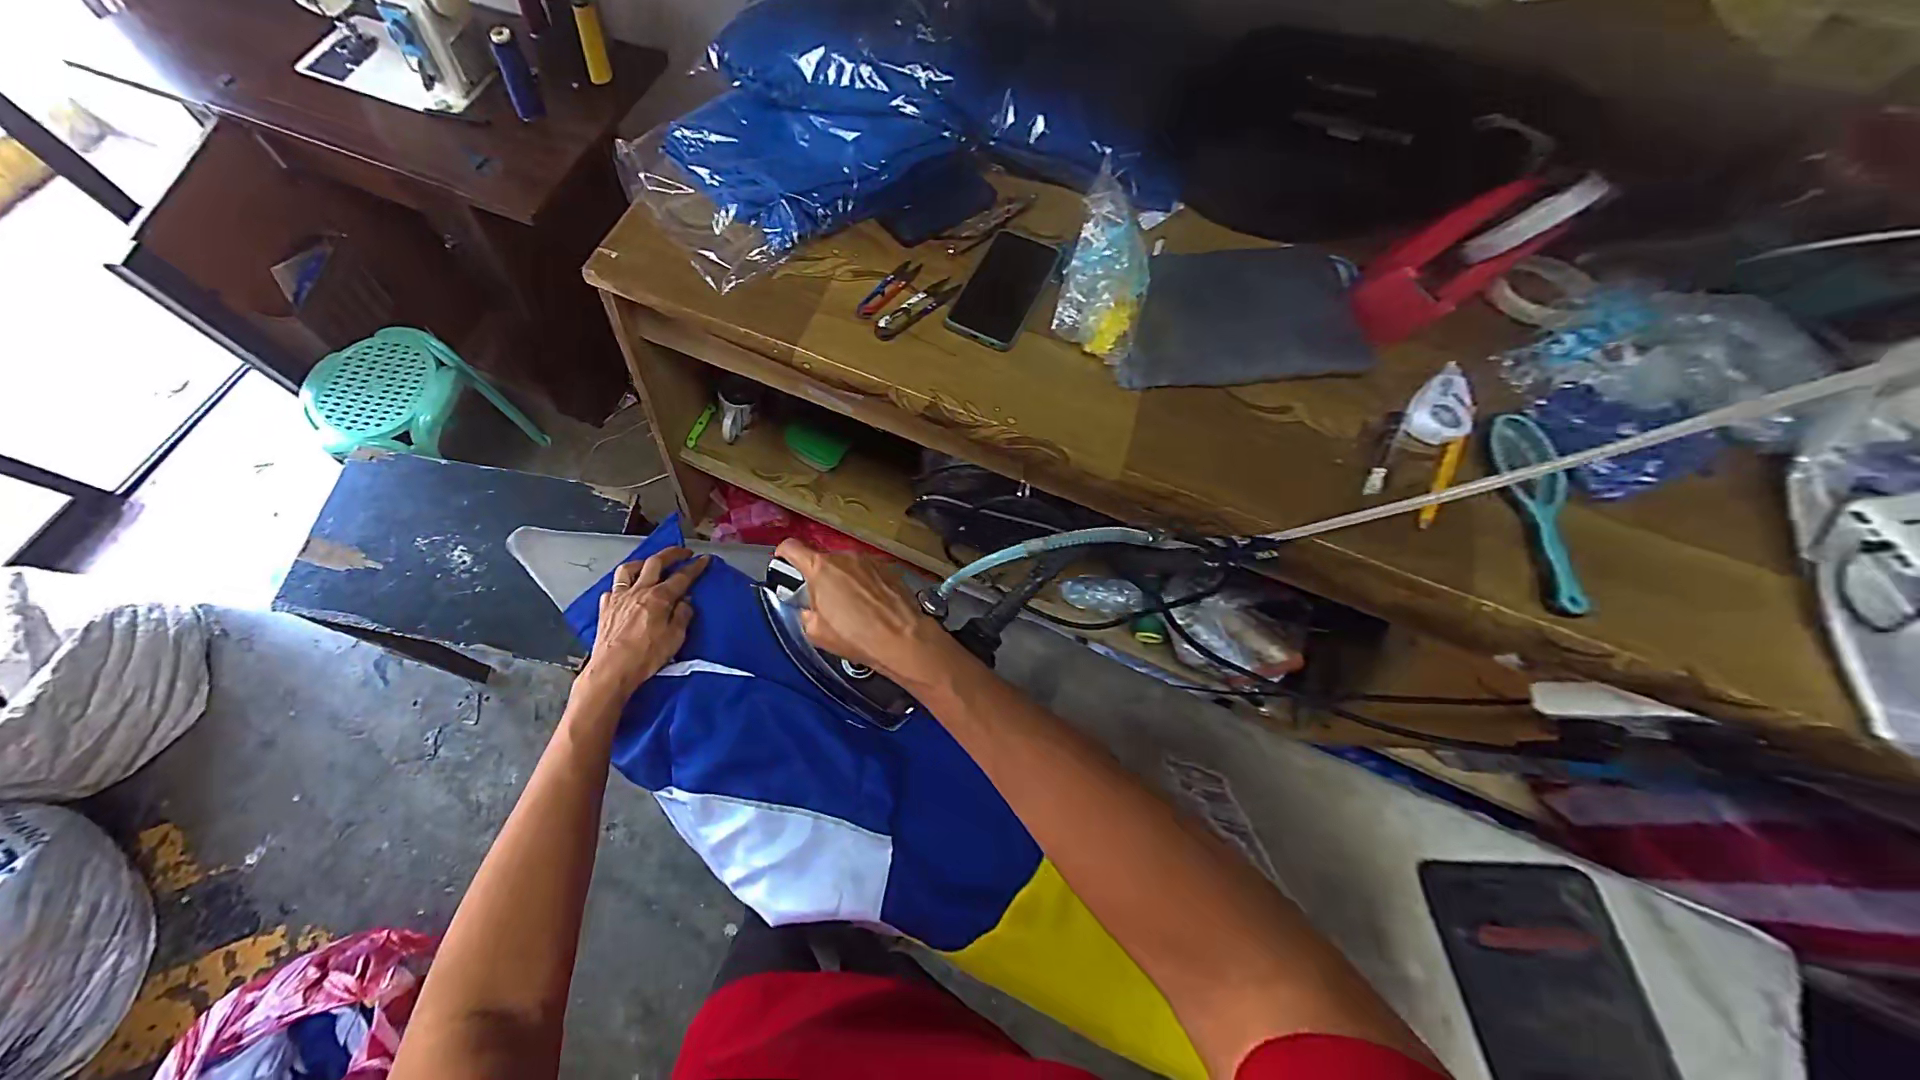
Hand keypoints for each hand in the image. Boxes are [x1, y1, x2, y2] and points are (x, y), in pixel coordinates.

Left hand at [577, 548, 708, 700]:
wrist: (612, 670)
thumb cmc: (646, 656)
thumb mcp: (675, 638)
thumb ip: (683, 615)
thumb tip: (685, 602)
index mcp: (659, 597)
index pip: (682, 576)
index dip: (695, 566)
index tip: (704, 559)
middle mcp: (638, 591)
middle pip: (656, 562)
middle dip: (672, 553)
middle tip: (682, 552)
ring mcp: (619, 597)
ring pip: (629, 569)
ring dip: (643, 562)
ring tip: (650, 564)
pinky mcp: (605, 608)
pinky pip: (614, 588)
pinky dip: (622, 586)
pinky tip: (626, 591)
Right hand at [774, 540, 963, 685]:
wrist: (902, 638)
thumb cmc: (857, 636)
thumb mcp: (816, 632)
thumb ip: (805, 612)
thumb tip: (809, 609)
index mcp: (820, 568)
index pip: (791, 547)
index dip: (784, 555)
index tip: (783, 562)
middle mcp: (845, 558)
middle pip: (822, 560)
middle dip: (819, 578)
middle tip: (823, 604)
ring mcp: (869, 561)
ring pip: (847, 567)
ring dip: (844, 582)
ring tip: (851, 609)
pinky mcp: (889, 569)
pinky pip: (868, 573)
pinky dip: (865, 585)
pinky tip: (870, 606)